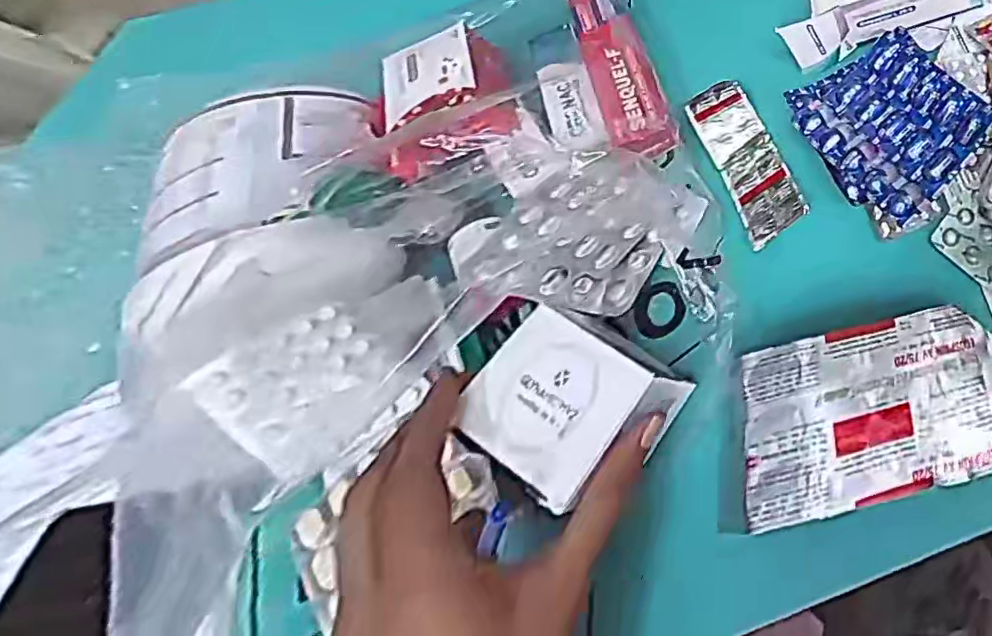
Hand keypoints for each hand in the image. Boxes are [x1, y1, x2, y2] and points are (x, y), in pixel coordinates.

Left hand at [336, 372, 661, 635]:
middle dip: (407, 436)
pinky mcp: (362, 630)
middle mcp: (370, 591)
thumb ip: (602, 503)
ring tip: (442, 444)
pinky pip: (364, 555)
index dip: (430, 417)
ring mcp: (357, 616)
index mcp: (418, 569)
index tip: (455, 380)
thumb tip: (637, 438)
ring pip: (354, 525)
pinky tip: (448, 521)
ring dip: (396, 474)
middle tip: (448, 403)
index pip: (410, 472)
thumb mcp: (564, 583)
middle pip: (367, 492)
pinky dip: (397, 515)